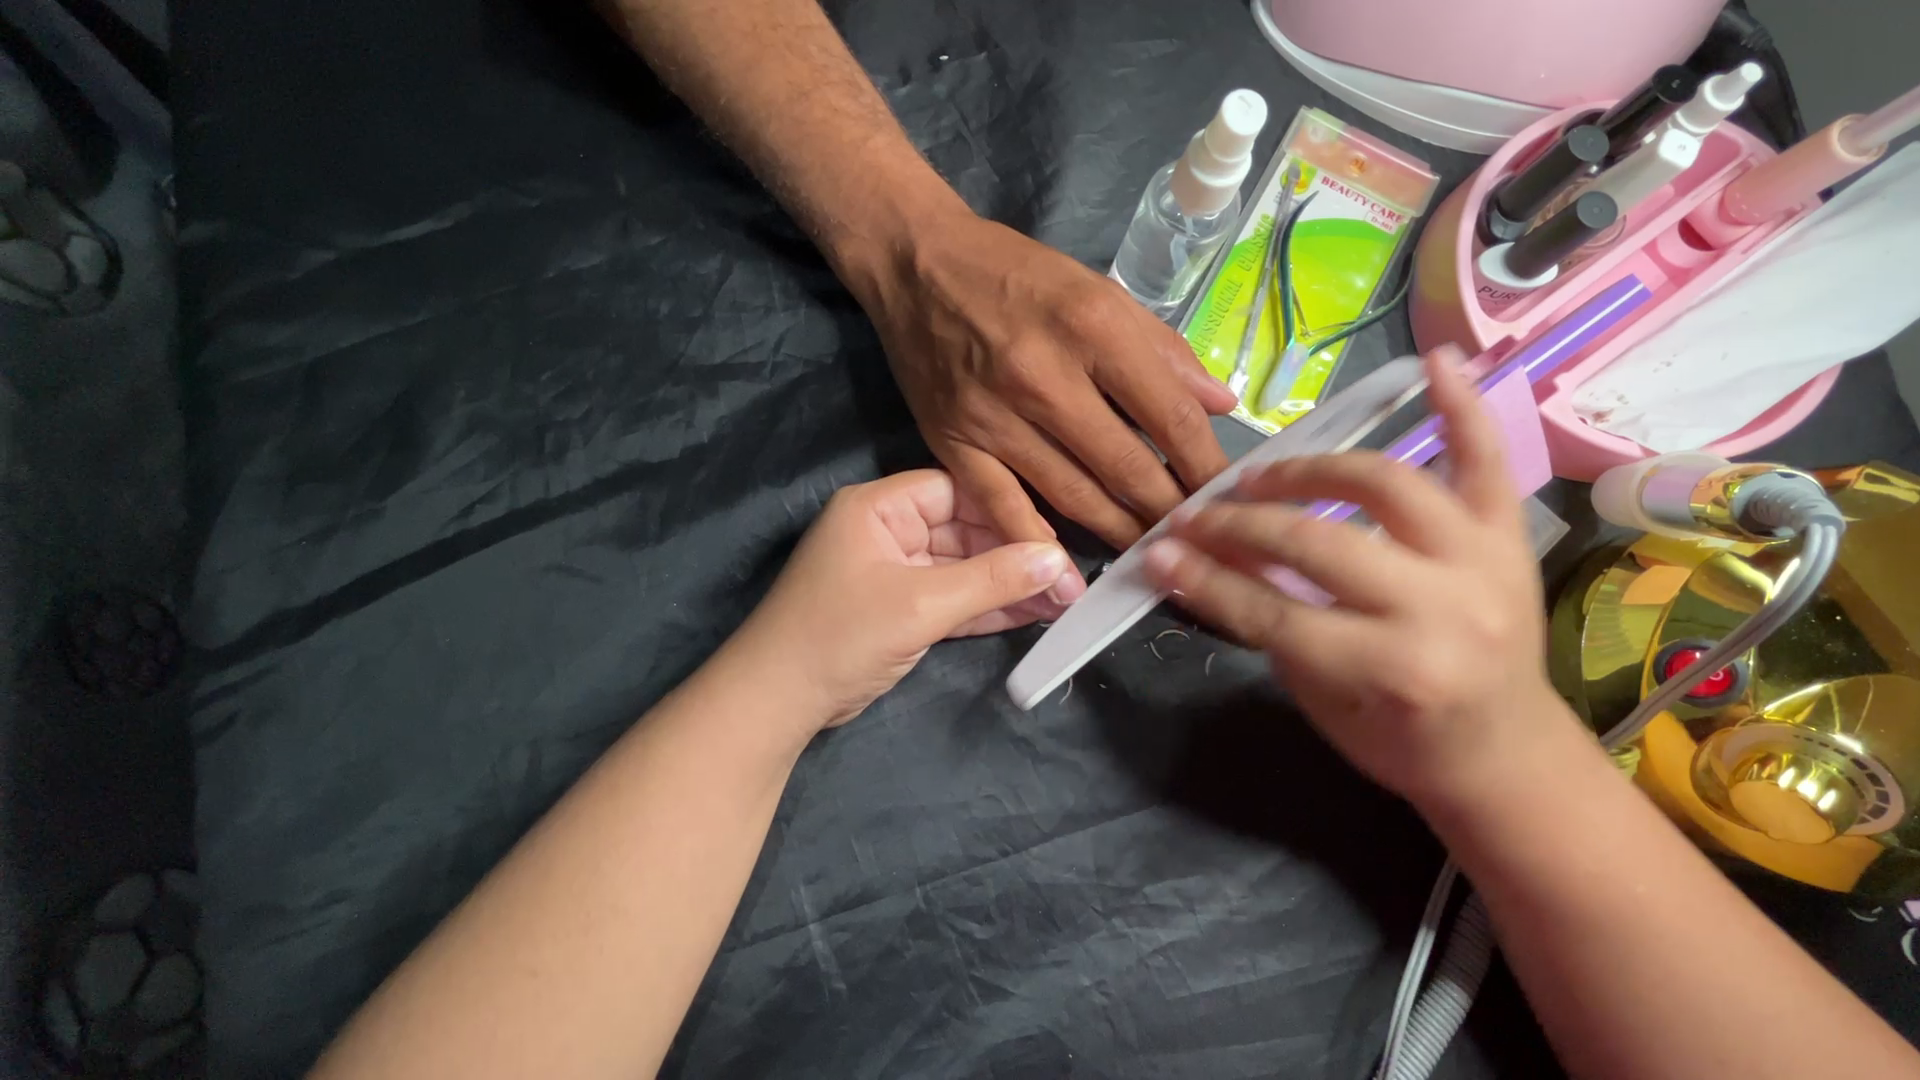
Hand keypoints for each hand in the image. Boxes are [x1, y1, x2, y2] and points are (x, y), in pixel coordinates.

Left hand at [726, 470, 1074, 729]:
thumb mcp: (920, 604)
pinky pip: (952, 600)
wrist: (778, 702)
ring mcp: (893, 573)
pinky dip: (986, 609)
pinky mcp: (900, 610)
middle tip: (1070, 581)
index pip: (956, 491)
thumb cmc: (841, 636)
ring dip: (1007, 587)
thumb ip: (991, 581)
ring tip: (1065, 602)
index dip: (1007, 511)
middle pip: (964, 532)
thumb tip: (1058, 561)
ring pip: (963, 570)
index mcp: (878, 508)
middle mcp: (886, 531)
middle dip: (1015, 559)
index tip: (1057, 536)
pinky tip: (1032, 615)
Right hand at [849, 208, 1238, 561]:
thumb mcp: (1097, 288)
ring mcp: (994, 418)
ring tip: (1150, 552)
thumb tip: (1219, 404)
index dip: (1205, 465)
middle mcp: (1044, 377)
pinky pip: (1003, 507)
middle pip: (1125, 467)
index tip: (1226, 498)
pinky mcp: (955, 444)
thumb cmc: (1015, 272)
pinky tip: (1068, 575)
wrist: (918, 265)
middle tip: (1195, 538)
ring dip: (1119, 531)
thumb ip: (1161, 349)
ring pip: (1072, 495)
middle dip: (1168, 511)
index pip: (1168, 415)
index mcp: (1091, 327)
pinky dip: (1037, 545)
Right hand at [1142, 348, 1577, 809]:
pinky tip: (1437, 361)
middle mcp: (1447, 608)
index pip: (1275, 614)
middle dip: (1241, 525)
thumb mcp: (1320, 698)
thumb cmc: (1400, 741)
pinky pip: (1490, 462)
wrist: (1503, 754)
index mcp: (1396, 669)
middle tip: (1194, 515)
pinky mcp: (1511, 537)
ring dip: (1311, 469)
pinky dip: (1464, 408)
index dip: (1206, 581)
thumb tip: (1207, 562)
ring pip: (1386, 484)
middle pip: (1320, 543)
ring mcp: (1486, 562)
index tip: (1156, 552)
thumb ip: (1271, 624)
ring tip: (1263, 476)